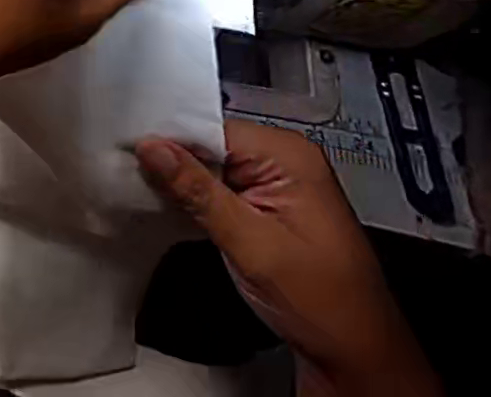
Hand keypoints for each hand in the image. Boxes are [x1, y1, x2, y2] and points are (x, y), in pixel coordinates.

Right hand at [136, 120, 439, 396]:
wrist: (360, 362)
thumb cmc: (321, 303)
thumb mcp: (253, 245)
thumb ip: (198, 192)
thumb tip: (150, 146)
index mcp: (287, 153)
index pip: (211, 128)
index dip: (170, 140)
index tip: (129, 149)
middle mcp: (281, 157)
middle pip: (208, 143)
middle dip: (172, 160)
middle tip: (130, 170)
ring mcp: (273, 180)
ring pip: (209, 165)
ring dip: (181, 181)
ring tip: (141, 185)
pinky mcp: (263, 202)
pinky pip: (218, 185)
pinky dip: (194, 197)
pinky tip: (168, 204)